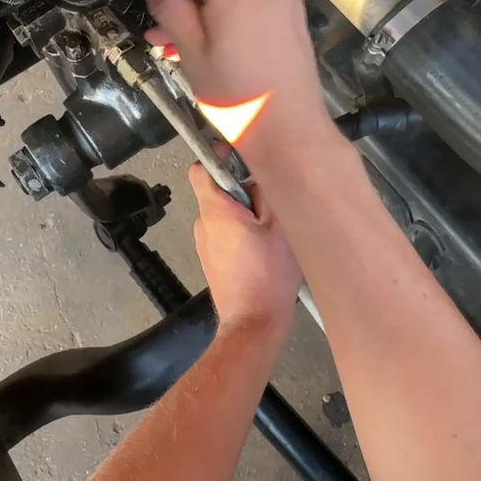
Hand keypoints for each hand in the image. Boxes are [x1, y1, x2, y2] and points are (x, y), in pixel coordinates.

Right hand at [134, 0, 337, 168]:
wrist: (290, 134)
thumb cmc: (236, 94)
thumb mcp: (190, 49)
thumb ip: (168, 2)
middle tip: (165, 33)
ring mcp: (285, 2)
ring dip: (209, 13)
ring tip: (186, 51)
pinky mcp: (294, 20)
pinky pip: (254, 9)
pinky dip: (232, 22)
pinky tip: (217, 54)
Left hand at [189, 163, 301, 332]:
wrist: (253, 323)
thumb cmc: (268, 276)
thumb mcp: (279, 228)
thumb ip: (266, 195)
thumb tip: (257, 179)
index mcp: (215, 210)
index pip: (201, 169)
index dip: (217, 158)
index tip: (237, 157)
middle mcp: (203, 224)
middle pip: (217, 191)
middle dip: (241, 191)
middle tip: (268, 204)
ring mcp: (204, 243)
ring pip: (222, 214)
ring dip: (243, 214)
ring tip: (269, 232)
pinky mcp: (211, 260)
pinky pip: (224, 234)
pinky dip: (240, 233)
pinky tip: (262, 250)